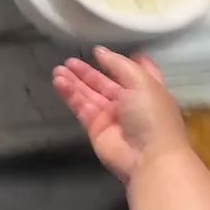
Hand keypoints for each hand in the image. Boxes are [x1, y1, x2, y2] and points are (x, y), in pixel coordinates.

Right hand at [52, 47, 192, 182]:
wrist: (149, 158)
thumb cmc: (152, 115)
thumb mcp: (141, 81)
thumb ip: (118, 64)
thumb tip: (100, 51)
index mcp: (147, 90)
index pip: (135, 73)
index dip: (122, 62)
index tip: (105, 53)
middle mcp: (129, 102)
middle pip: (105, 83)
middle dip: (88, 72)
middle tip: (69, 61)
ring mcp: (111, 116)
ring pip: (89, 94)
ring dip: (74, 81)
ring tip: (58, 69)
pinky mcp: (95, 128)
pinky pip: (81, 107)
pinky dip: (69, 94)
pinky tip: (58, 81)